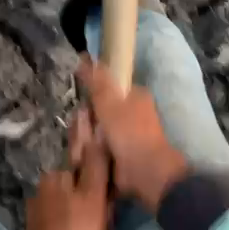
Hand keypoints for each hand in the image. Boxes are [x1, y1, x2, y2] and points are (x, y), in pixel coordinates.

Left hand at [25, 113, 113, 229]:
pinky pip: (62, 211)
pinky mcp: (39, 226)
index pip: (78, 151)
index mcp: (58, 175)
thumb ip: (96, 165)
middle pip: (75, 176)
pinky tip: (84, 224)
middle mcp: (44, 185)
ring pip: (68, 195)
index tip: (87, 111)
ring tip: (100, 209)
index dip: (87, 135)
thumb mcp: (93, 197)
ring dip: (82, 197)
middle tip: (108, 184)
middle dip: (90, 177)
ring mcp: (38, 207)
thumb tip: (96, 131)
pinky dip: (73, 213)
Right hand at [75, 57, 190, 212]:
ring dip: (85, 144)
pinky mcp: (116, 158)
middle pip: (93, 116)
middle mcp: (130, 116)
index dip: (90, 101)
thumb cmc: (130, 133)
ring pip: (90, 136)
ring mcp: (123, 138)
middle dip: (85, 128)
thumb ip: (97, 80)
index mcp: (134, 97)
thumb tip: (85, 55)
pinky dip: (89, 158)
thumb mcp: (110, 101)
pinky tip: (88, 162)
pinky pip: (93, 152)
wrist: (145, 173)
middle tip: (87, 135)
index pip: (103, 92)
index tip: (83, 112)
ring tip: (90, 152)